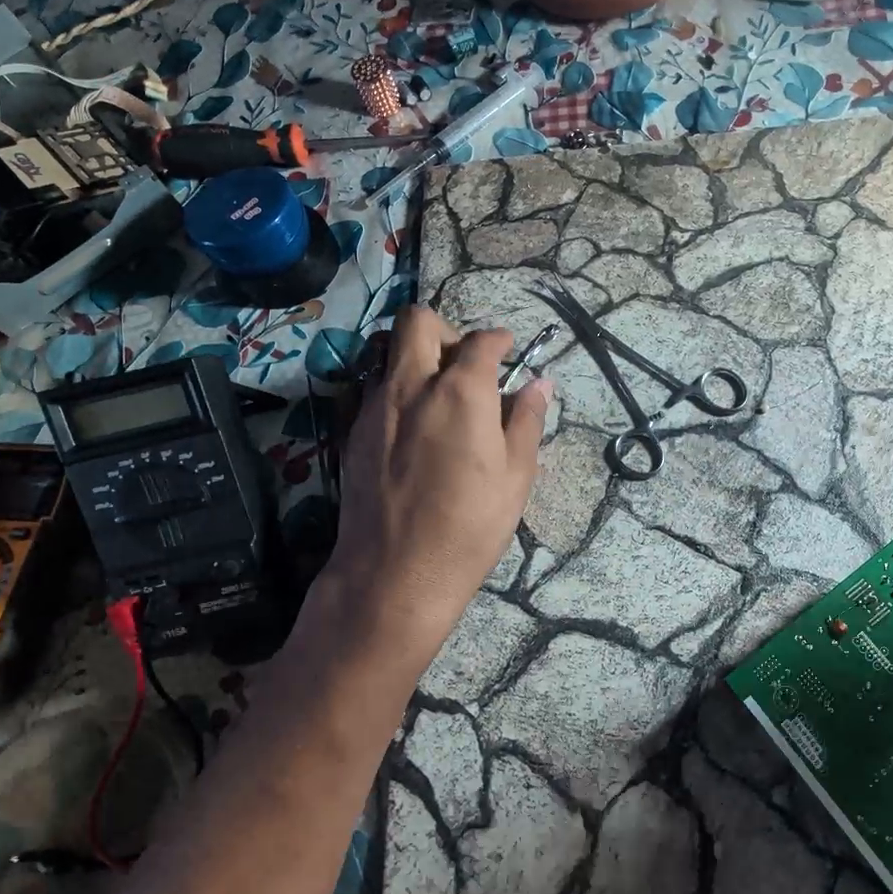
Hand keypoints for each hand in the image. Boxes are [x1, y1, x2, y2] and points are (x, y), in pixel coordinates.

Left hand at [321, 306, 551, 656]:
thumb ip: (526, 421)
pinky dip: (393, 388)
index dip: (500, 339)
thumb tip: (539, 384)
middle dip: (445, 330)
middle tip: (464, 365)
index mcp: (461, 391)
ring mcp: (375, 405)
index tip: (509, 350)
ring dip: (413, 356)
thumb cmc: (469, 527)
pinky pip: (370, 386)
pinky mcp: (352, 431)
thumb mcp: (516, 477)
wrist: (395, 572)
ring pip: (386, 350)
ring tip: (435, 393)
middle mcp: (412, 384)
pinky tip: (410, 426)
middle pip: (418, 321)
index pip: (482, 340)